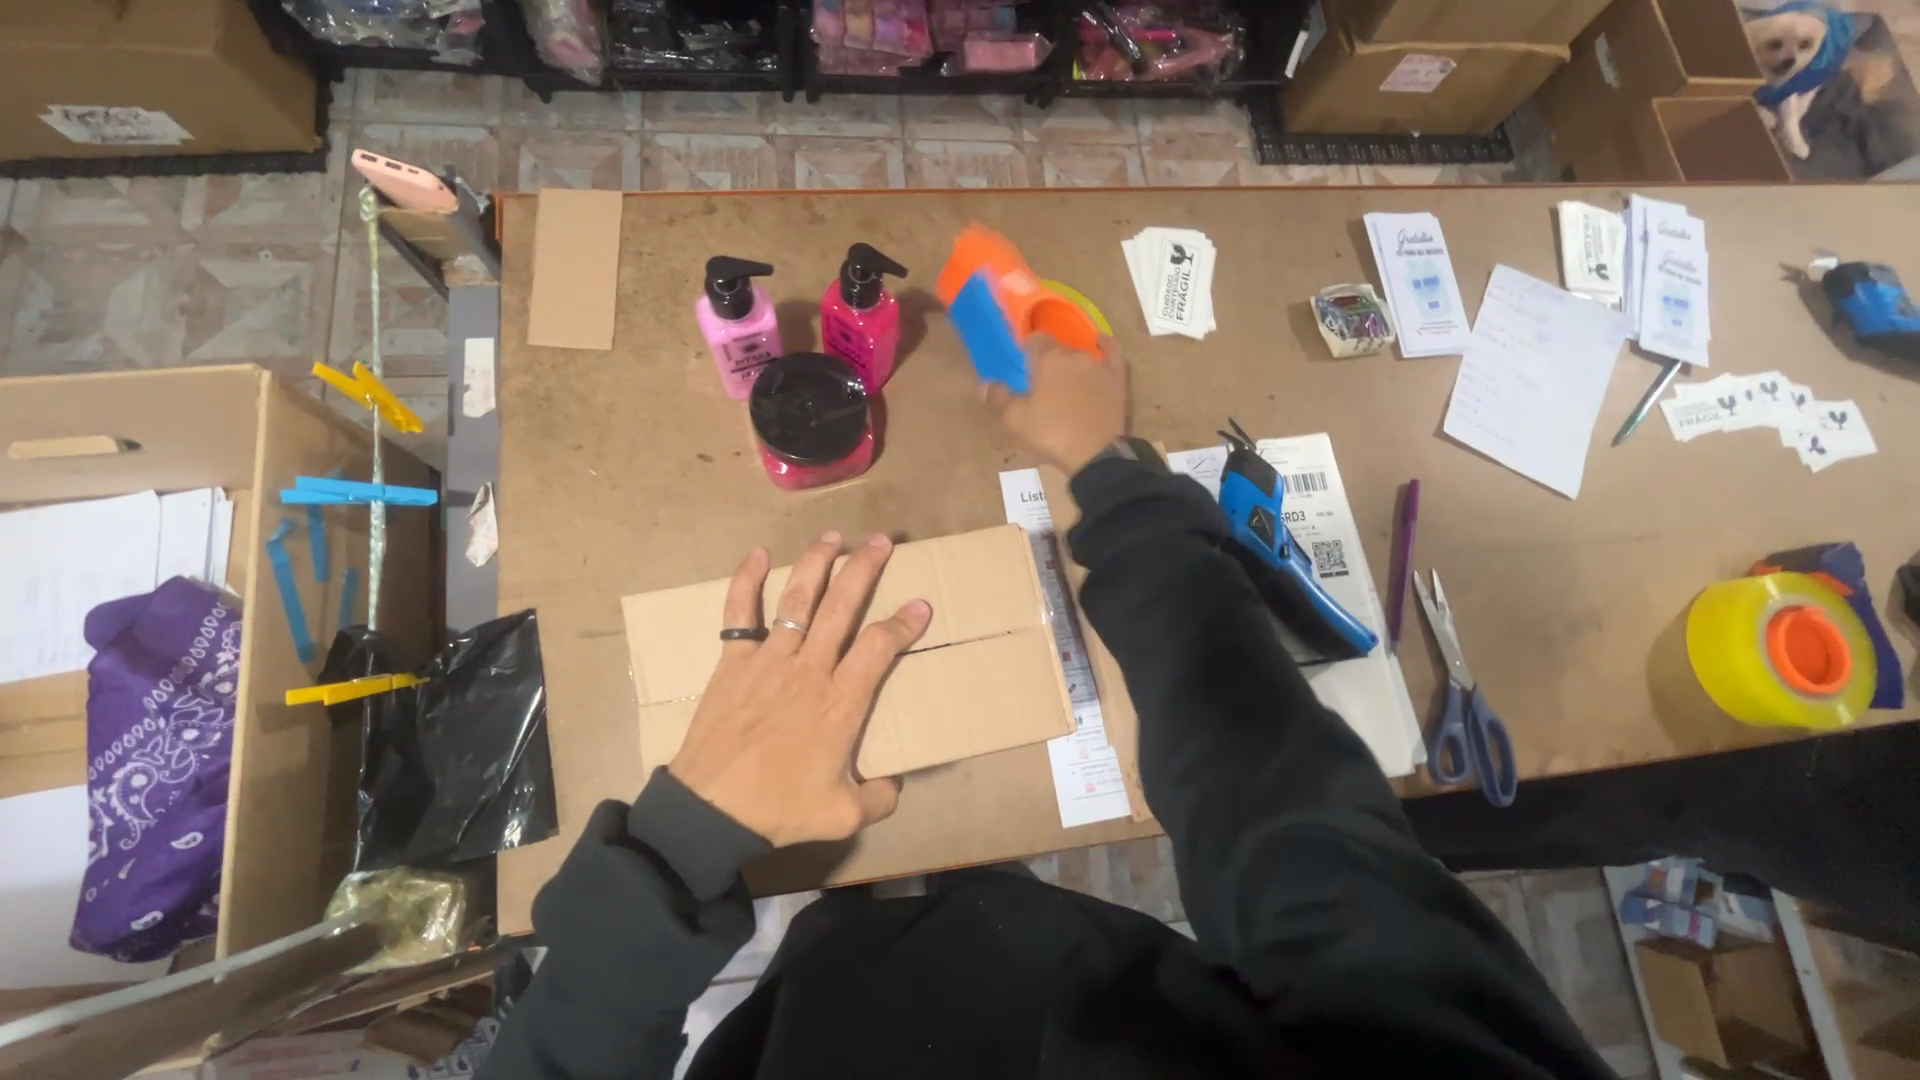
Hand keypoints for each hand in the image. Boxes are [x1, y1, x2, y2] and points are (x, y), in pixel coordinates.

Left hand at [669, 532, 931, 846]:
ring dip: (817, 563)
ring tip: (834, 536)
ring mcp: (769, 660)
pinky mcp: (733, 662)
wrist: (712, 811)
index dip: (904, 622)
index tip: (920, 604)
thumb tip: (896, 783)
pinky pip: (738, 613)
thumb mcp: (843, 815)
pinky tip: (757, 555)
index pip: (880, 647)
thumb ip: (879, 797)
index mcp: (840, 702)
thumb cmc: (780, 808)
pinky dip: (746, 581)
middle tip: (882, 542)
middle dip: (864, 569)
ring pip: (797, 599)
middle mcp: (809, 669)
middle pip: (842, 606)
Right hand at [980, 333, 1127, 473]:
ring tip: (1066, 382)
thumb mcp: (1016, 421)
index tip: (1022, 367)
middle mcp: (1074, 354)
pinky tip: (1100, 344)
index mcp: (1047, 360)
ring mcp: (1098, 365)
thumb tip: (983, 384)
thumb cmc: (1052, 434)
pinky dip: (1105, 347)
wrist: (1096, 454)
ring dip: (1071, 363)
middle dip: (1048, 361)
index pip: (1035, 339)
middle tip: (1042, 384)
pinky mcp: (1116, 378)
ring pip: (1081, 354)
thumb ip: (998, 398)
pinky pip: (1112, 352)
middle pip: (1057, 348)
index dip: (1027, 350)